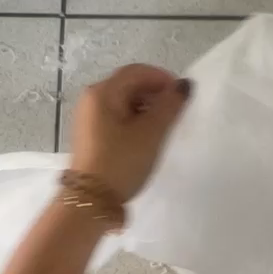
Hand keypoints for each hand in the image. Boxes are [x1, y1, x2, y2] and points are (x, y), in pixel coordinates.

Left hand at [68, 64, 191, 200]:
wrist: (90, 201)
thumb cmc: (121, 162)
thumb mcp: (151, 133)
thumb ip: (170, 105)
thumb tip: (183, 85)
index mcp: (103, 92)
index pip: (138, 71)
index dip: (163, 79)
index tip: (182, 97)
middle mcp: (91, 99)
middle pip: (129, 84)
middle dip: (155, 94)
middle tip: (175, 114)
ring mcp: (88, 117)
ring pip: (124, 102)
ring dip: (146, 109)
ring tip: (162, 129)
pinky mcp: (91, 134)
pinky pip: (117, 117)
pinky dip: (135, 121)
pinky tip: (146, 138)